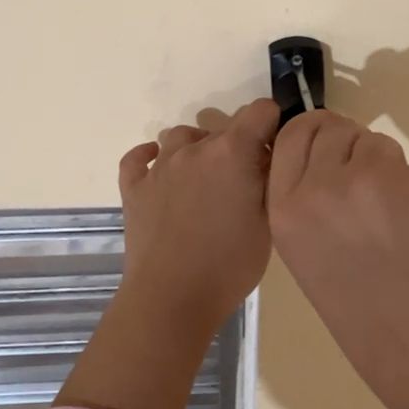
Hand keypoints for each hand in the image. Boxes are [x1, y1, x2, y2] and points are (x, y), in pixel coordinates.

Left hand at [117, 97, 281, 331]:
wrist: (172, 297)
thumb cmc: (230, 263)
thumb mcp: (269, 221)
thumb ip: (271, 180)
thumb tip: (269, 158)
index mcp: (232, 152)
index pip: (260, 111)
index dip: (272, 125)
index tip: (274, 150)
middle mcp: (194, 148)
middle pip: (221, 127)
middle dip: (237, 145)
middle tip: (244, 181)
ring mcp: (159, 167)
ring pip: (180, 137)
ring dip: (197, 149)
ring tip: (205, 179)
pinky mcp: (133, 188)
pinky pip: (139, 158)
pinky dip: (150, 157)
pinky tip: (158, 169)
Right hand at [265, 108, 408, 379]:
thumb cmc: (366, 322)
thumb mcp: (310, 259)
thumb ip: (310, 206)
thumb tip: (333, 166)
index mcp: (288, 211)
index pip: (295, 134)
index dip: (316, 135)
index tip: (331, 149)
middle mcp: (328, 185)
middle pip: (338, 129)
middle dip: (353, 150)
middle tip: (371, 190)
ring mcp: (381, 180)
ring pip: (382, 146)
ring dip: (390, 171)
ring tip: (402, 224)